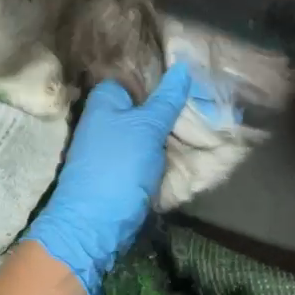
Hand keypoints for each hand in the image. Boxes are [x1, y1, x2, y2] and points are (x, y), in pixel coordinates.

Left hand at [21, 63, 193, 294]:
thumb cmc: (118, 166)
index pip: (134, 75)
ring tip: (201, 121)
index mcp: (104, 100)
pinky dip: (161, 154)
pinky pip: (145, 154)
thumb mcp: (148, 128)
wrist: (93, 227)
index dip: (159, 74)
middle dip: (168, 104)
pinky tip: (186, 148)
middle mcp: (103, 119)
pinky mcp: (119, 171)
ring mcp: (110, 147)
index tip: (188, 73)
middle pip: (142, 104)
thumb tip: (182, 67)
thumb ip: (167, 99)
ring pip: (146, 131)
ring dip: (167, 131)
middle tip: (201, 98)